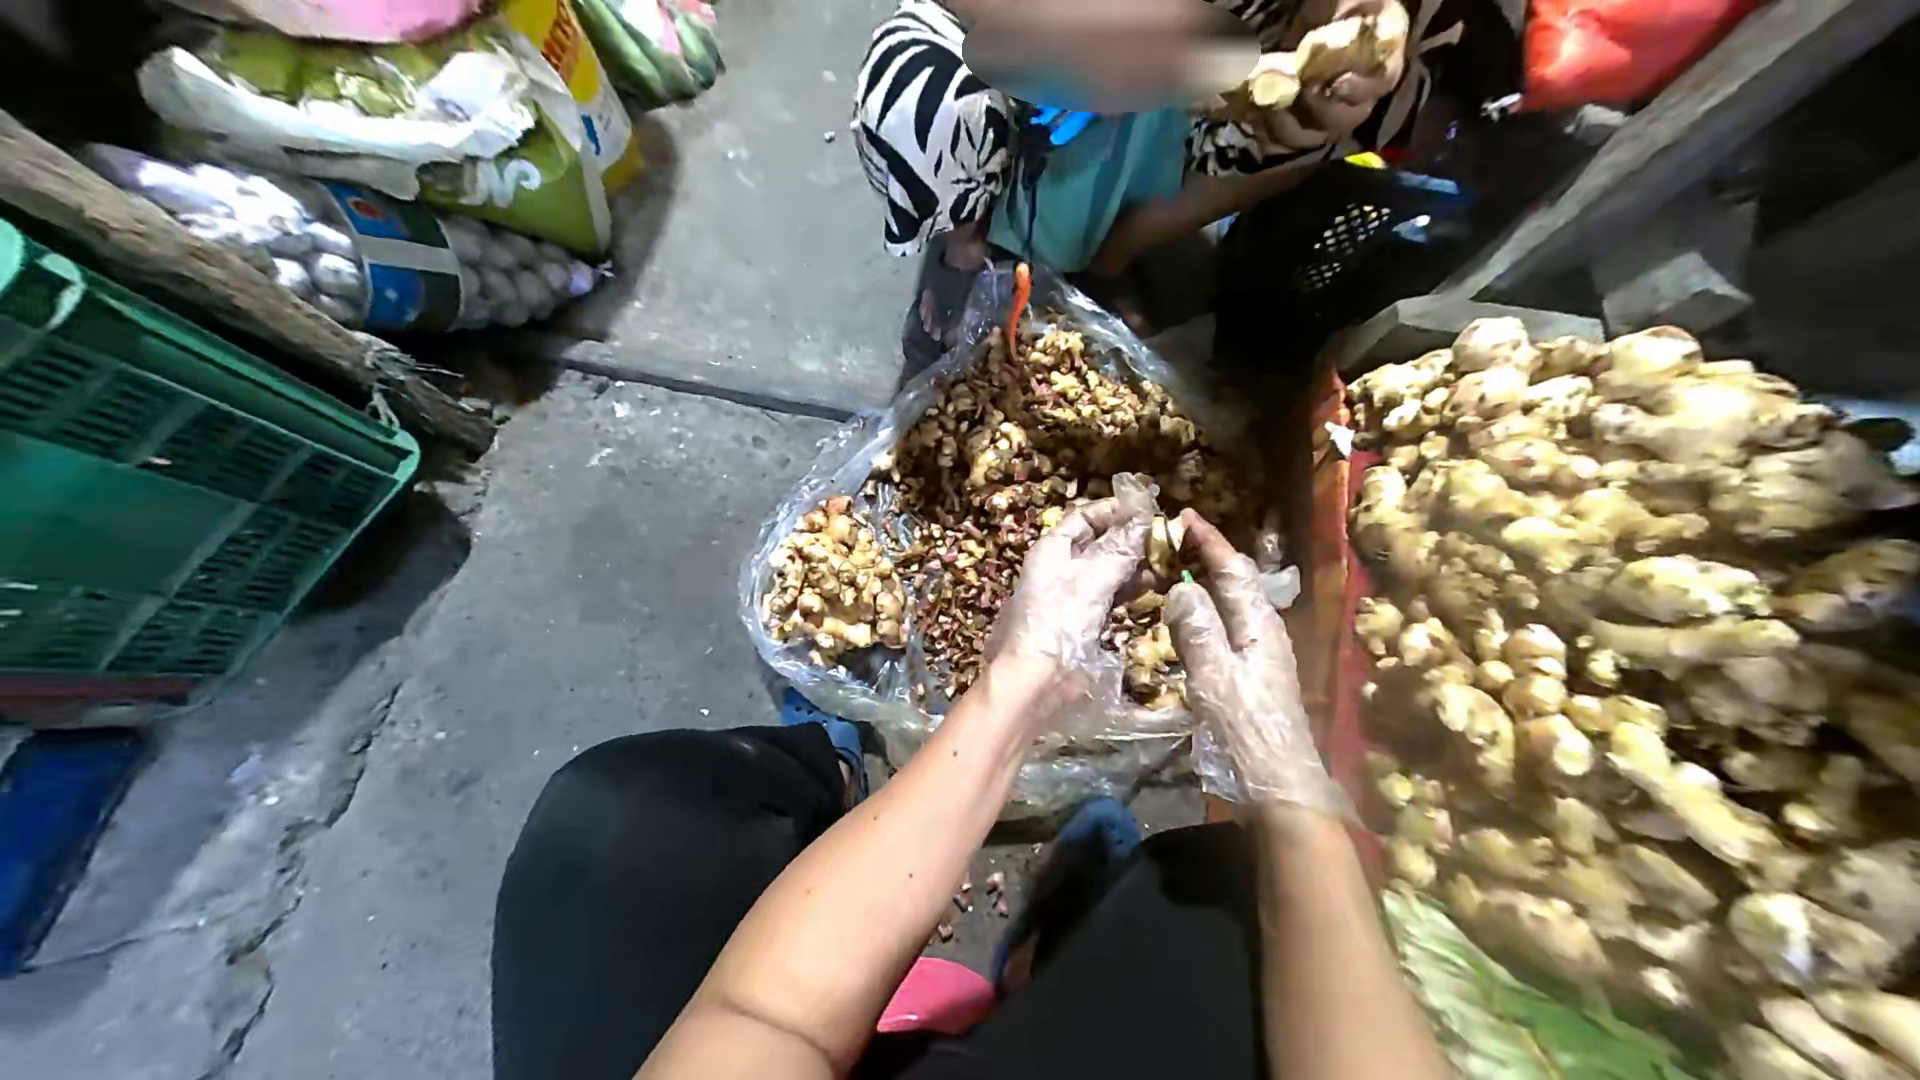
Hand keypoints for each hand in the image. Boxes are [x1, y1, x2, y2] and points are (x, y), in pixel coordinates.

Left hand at [988, 474, 1152, 672]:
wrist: (1036, 676)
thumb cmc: (1060, 618)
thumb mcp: (1094, 577)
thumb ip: (1120, 548)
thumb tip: (1143, 515)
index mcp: (1051, 549)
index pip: (1083, 517)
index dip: (1113, 511)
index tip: (1146, 511)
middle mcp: (1058, 567)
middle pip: (1096, 542)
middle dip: (1128, 538)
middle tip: (1163, 537)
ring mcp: (1069, 594)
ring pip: (1105, 569)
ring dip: (1132, 564)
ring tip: (1164, 561)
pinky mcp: (1080, 619)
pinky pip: (1107, 594)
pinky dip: (1127, 588)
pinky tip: (1151, 586)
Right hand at [1165, 511, 1343, 811]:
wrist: (1279, 778)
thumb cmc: (1246, 724)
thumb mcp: (1214, 674)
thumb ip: (1197, 628)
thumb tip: (1181, 587)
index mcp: (1257, 623)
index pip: (1232, 568)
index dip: (1209, 540)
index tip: (1183, 517)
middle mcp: (1263, 629)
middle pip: (1235, 580)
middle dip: (1207, 555)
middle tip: (1172, 541)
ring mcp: (1260, 650)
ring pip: (1230, 602)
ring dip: (1204, 581)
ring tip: (1174, 570)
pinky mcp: (1252, 669)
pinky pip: (1224, 624)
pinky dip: (1203, 609)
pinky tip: (1185, 618)